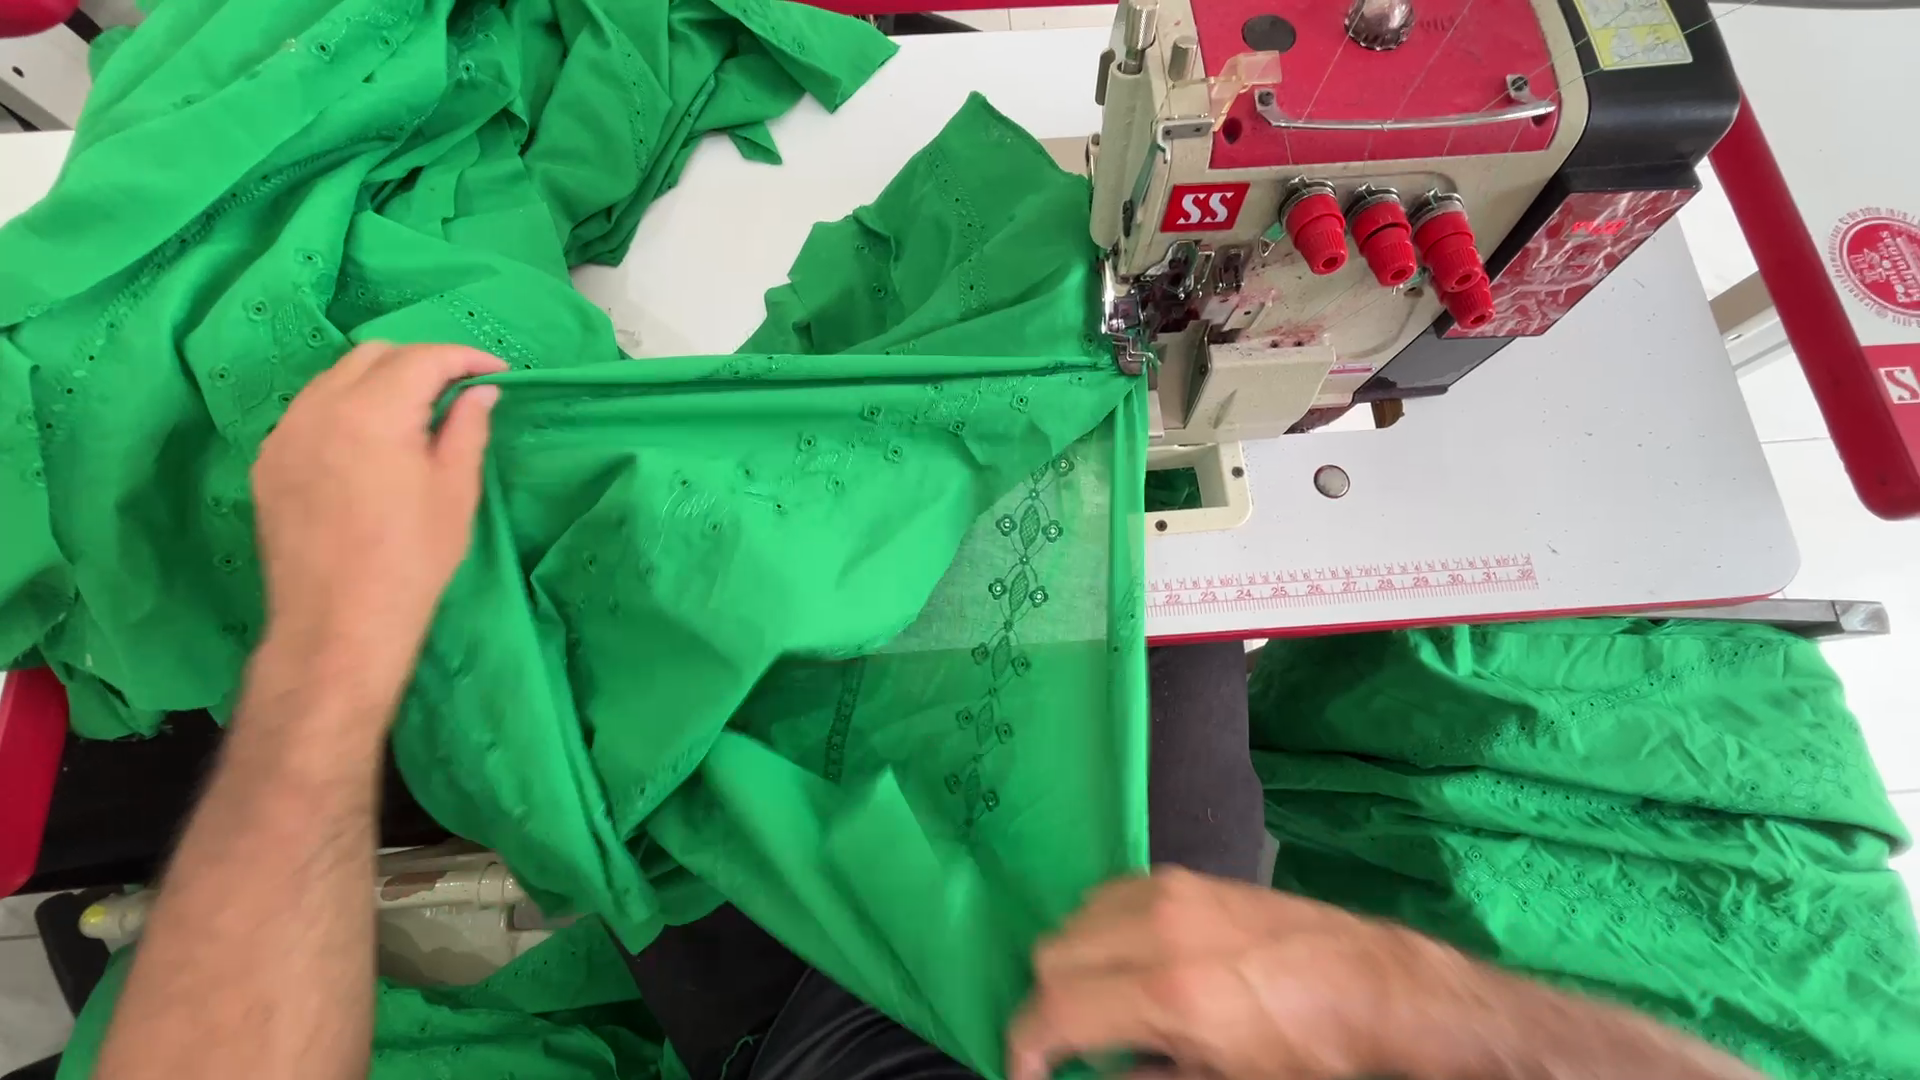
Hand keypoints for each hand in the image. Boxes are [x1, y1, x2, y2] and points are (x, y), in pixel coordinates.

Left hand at [250, 342, 506, 702]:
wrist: (341, 616)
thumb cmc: (415, 555)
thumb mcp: (455, 489)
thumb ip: (466, 429)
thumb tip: (480, 393)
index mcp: (373, 413)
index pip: (422, 359)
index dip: (465, 358)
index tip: (498, 372)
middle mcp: (319, 408)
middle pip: (373, 355)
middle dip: (423, 361)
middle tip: (462, 389)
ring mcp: (285, 433)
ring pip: (336, 378)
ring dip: (383, 380)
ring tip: (420, 411)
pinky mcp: (269, 460)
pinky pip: (312, 410)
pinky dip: (350, 406)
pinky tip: (376, 440)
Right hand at [1008, 868, 1482, 1079]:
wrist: (1366, 984)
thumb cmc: (1303, 1053)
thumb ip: (1143, 1077)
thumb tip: (1088, 1071)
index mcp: (1170, 992)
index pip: (1056, 1007)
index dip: (1025, 1044)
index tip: (1026, 1069)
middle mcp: (1156, 928)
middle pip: (1051, 953)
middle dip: (1047, 1003)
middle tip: (1072, 1042)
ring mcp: (1166, 891)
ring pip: (1074, 918)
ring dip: (1072, 963)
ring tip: (1104, 1000)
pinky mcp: (1178, 875)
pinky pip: (1106, 895)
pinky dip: (1097, 930)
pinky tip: (1128, 959)